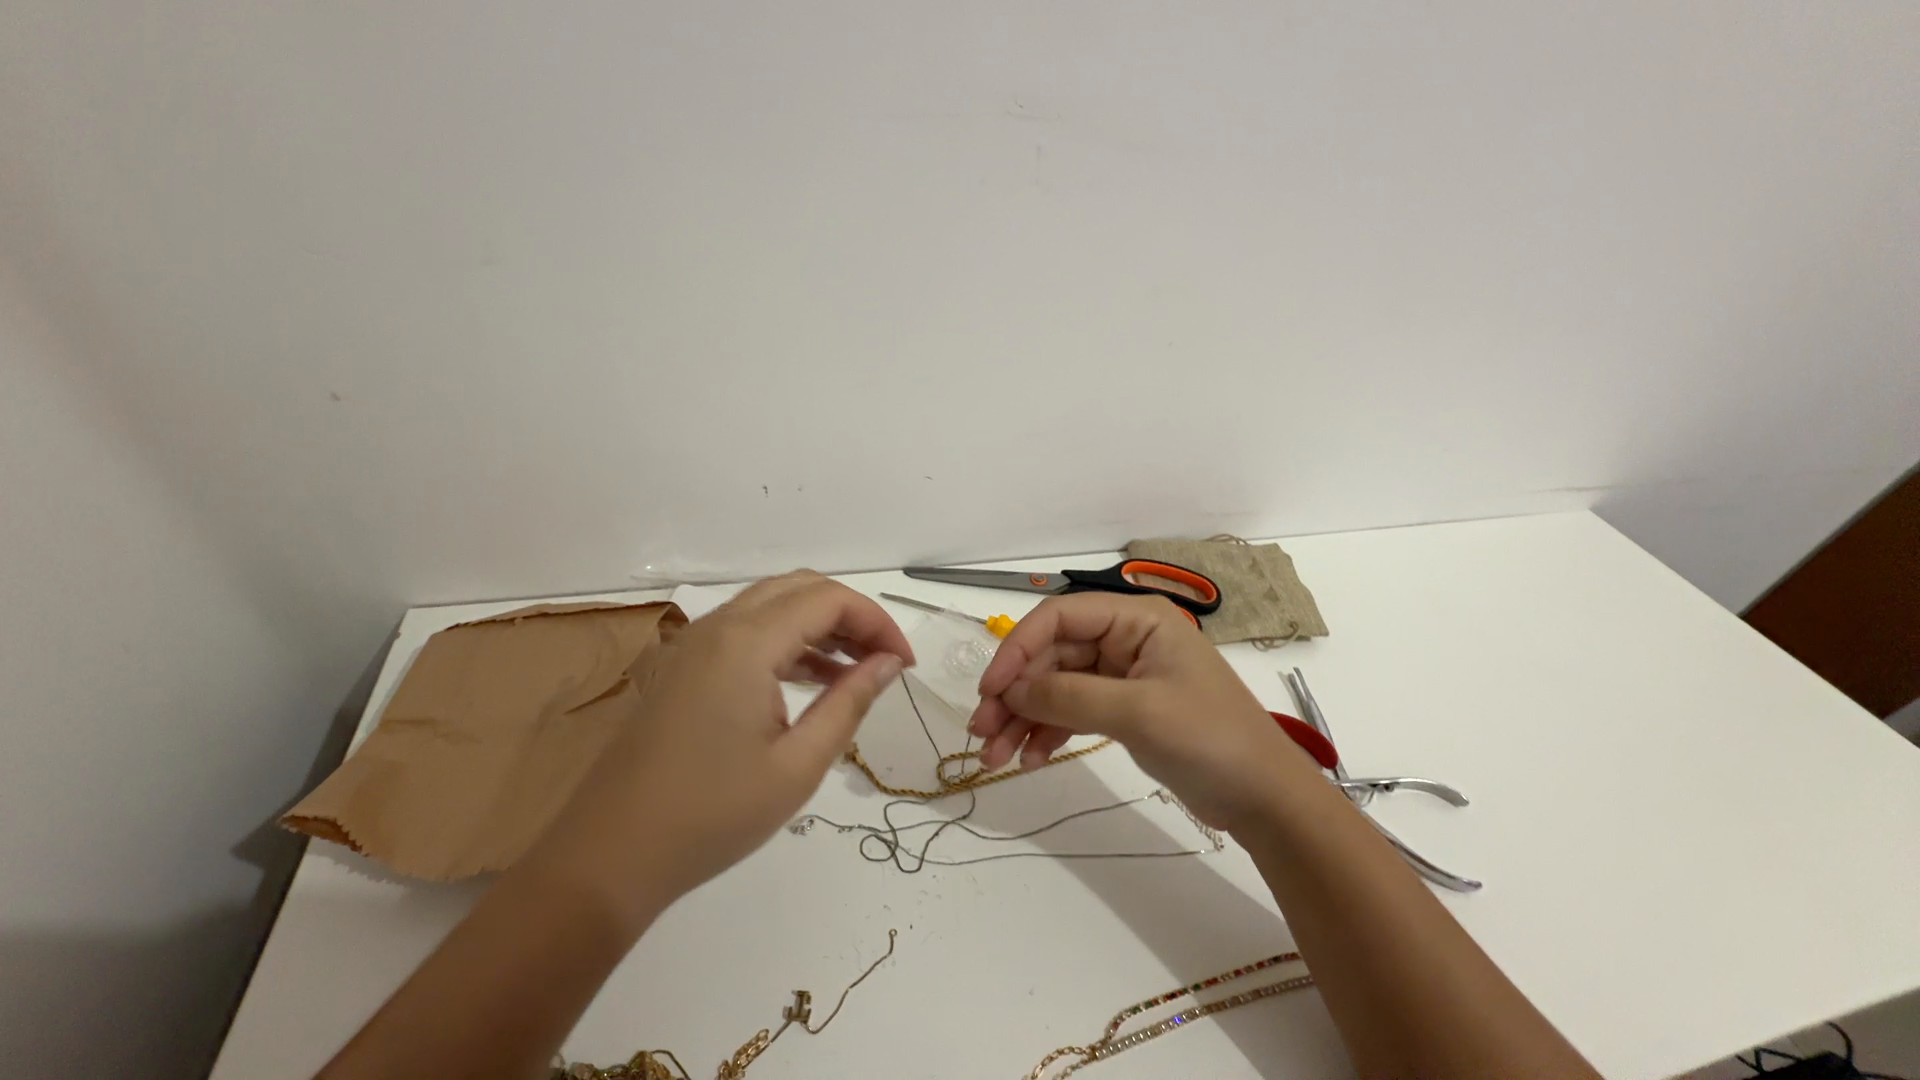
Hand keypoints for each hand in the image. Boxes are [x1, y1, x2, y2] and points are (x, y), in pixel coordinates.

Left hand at [530, 572, 913, 920]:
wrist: (609, 855)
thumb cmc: (712, 816)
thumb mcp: (798, 765)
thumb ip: (849, 702)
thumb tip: (888, 664)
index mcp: (746, 642)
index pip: (829, 600)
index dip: (877, 623)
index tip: (905, 665)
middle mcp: (718, 627)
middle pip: (800, 589)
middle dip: (851, 616)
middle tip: (885, 662)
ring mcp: (694, 646)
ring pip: (771, 607)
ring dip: (819, 627)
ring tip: (858, 672)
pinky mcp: (682, 668)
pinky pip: (746, 633)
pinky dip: (786, 644)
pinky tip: (812, 683)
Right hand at [967, 592, 1319, 831]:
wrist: (1264, 798)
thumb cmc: (1210, 740)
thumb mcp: (1138, 713)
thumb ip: (1069, 696)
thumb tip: (1010, 691)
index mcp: (1136, 619)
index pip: (1059, 618)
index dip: (1017, 649)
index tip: (989, 691)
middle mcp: (1126, 639)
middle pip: (1051, 656)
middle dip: (1015, 694)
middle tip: (981, 735)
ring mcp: (1124, 675)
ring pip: (1056, 687)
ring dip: (1023, 719)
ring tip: (994, 759)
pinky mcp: (1125, 710)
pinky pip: (1073, 711)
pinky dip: (1048, 733)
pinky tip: (1030, 760)